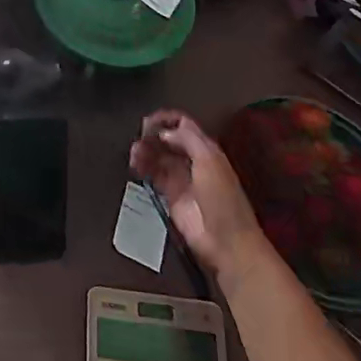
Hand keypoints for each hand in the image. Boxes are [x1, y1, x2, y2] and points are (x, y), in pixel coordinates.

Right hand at [130, 109, 261, 275]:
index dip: (166, 119)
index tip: (148, 122)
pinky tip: (135, 166)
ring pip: (158, 156)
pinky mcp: (170, 195)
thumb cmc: (222, 198)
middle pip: (168, 140)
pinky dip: (143, 167)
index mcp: (206, 149)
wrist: (226, 241)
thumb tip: (163, 132)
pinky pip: (153, 174)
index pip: (183, 125)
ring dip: (145, 151)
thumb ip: (188, 140)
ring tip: (134, 155)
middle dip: (152, 136)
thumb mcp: (209, 161)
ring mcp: (181, 178)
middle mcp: (192, 160)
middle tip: (138, 139)